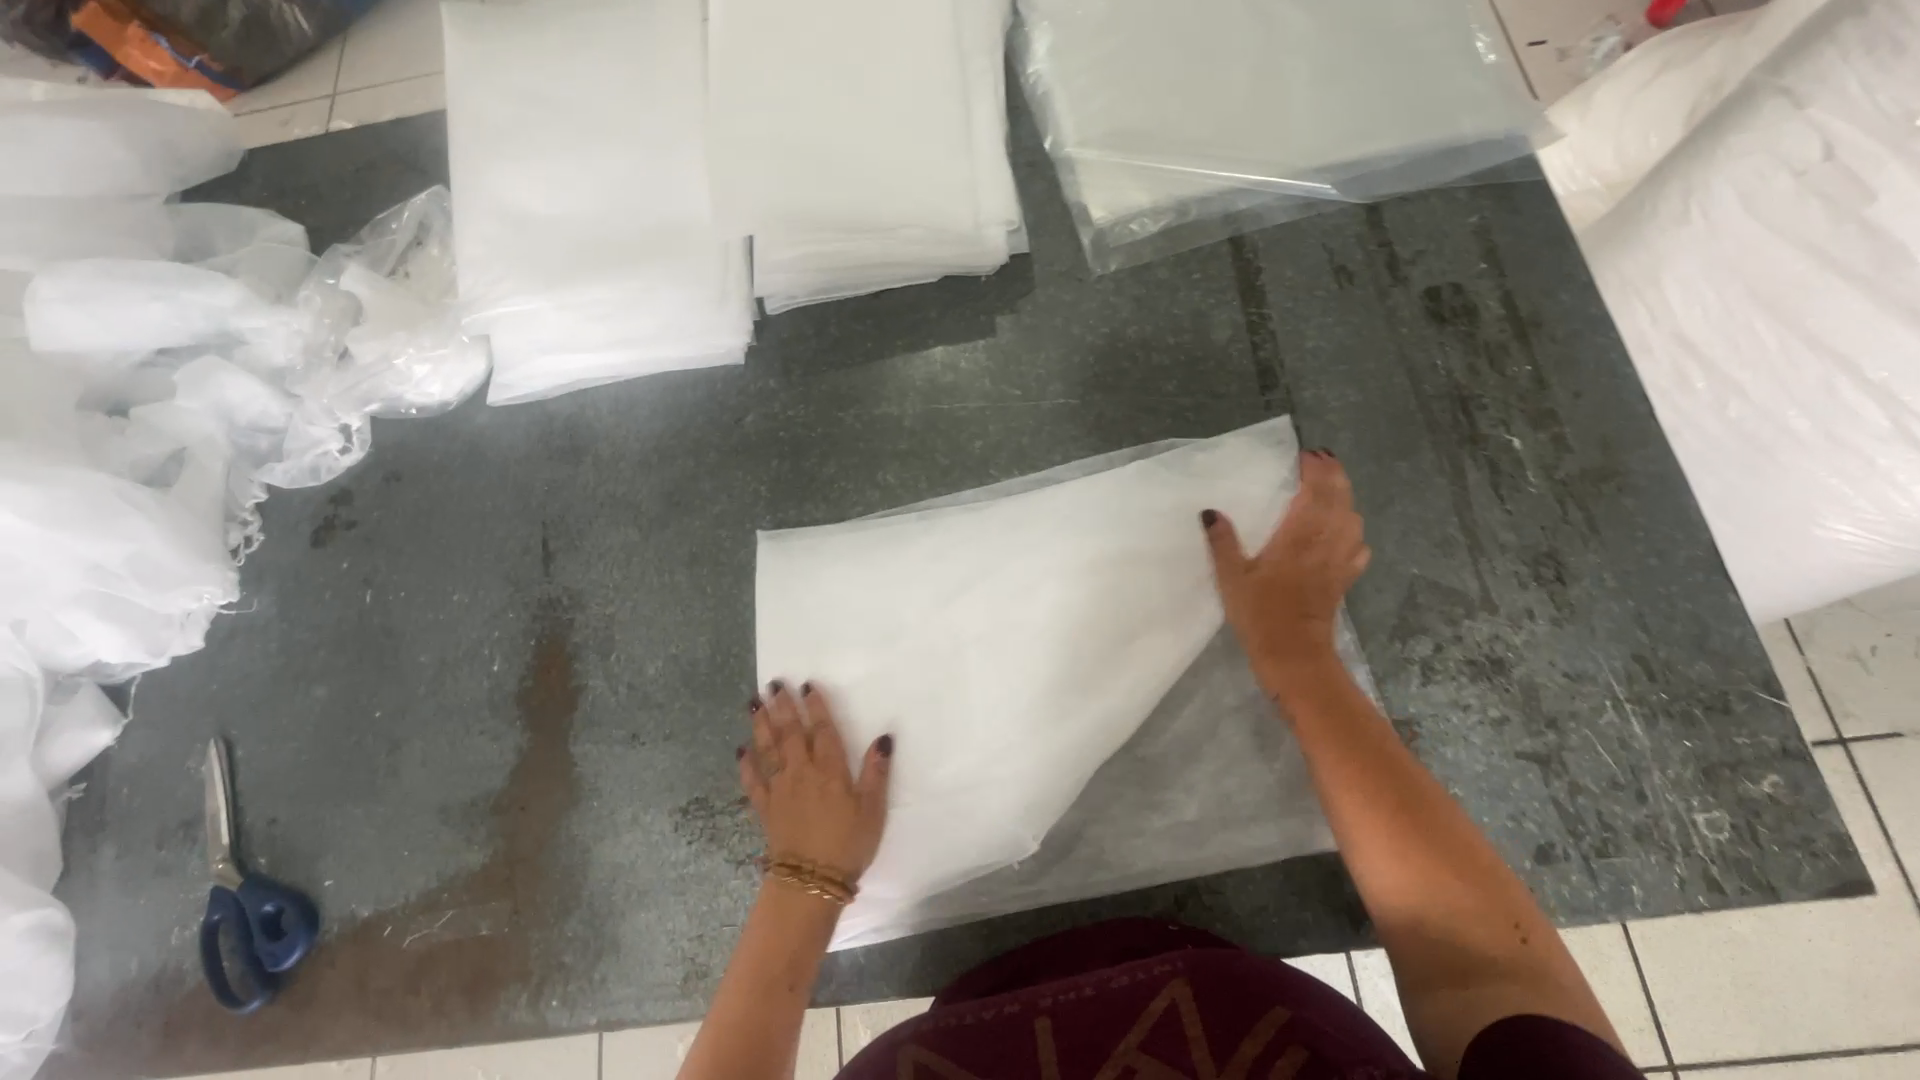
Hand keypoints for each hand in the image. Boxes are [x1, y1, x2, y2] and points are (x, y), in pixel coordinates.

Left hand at [738, 680, 892, 883]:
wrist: (810, 881)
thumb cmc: (848, 844)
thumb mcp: (873, 810)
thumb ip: (876, 772)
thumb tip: (883, 738)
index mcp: (830, 770)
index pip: (822, 730)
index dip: (815, 706)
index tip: (807, 685)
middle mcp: (801, 772)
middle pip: (790, 732)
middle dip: (782, 706)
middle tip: (773, 684)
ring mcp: (779, 790)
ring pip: (768, 749)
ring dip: (760, 724)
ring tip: (753, 703)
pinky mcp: (765, 808)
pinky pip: (752, 781)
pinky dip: (746, 764)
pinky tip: (741, 750)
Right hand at [1202, 450, 1370, 690]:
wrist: (1294, 653)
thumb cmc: (1260, 614)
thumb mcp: (1231, 577)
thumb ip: (1222, 542)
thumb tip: (1210, 512)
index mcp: (1299, 535)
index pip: (1316, 490)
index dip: (1314, 468)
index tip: (1304, 454)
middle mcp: (1326, 541)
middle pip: (1340, 497)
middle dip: (1333, 474)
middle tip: (1320, 460)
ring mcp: (1340, 559)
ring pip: (1352, 517)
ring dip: (1344, 497)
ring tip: (1329, 489)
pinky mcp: (1345, 577)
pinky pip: (1357, 543)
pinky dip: (1351, 529)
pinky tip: (1341, 532)